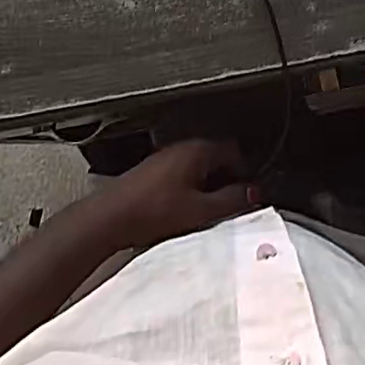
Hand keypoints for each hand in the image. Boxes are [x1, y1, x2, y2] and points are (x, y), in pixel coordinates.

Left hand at [94, 139, 257, 248]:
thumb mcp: (201, 211)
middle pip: (217, 159)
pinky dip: (191, 191)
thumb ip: (231, 200)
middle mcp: (182, 148)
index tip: (248, 196)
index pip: (234, 152)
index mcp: (198, 150)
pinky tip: (185, 212)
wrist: (112, 217)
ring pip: (200, 169)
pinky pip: (183, 176)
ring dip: (209, 188)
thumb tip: (253, 194)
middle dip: (228, 182)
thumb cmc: (154, 211)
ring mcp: (167, 158)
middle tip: (231, 207)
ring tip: (207, 213)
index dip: (245, 174)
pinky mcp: (155, 173)